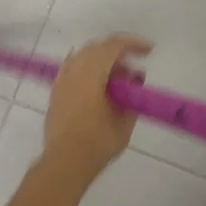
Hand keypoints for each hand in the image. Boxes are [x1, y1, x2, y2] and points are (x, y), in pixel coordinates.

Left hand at [41, 34, 148, 182]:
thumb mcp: (125, 119)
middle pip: (97, 48)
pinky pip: (73, 69)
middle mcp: (74, 70)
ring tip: (116, 78)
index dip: (133, 43)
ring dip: (102, 61)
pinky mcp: (55, 92)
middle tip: (134, 68)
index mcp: (92, 72)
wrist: (65, 162)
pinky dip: (87, 69)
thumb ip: (132, 95)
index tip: (149, 50)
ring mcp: (62, 80)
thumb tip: (133, 80)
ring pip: (83, 57)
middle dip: (118, 53)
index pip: (114, 45)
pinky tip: (96, 83)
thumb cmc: (98, 141)